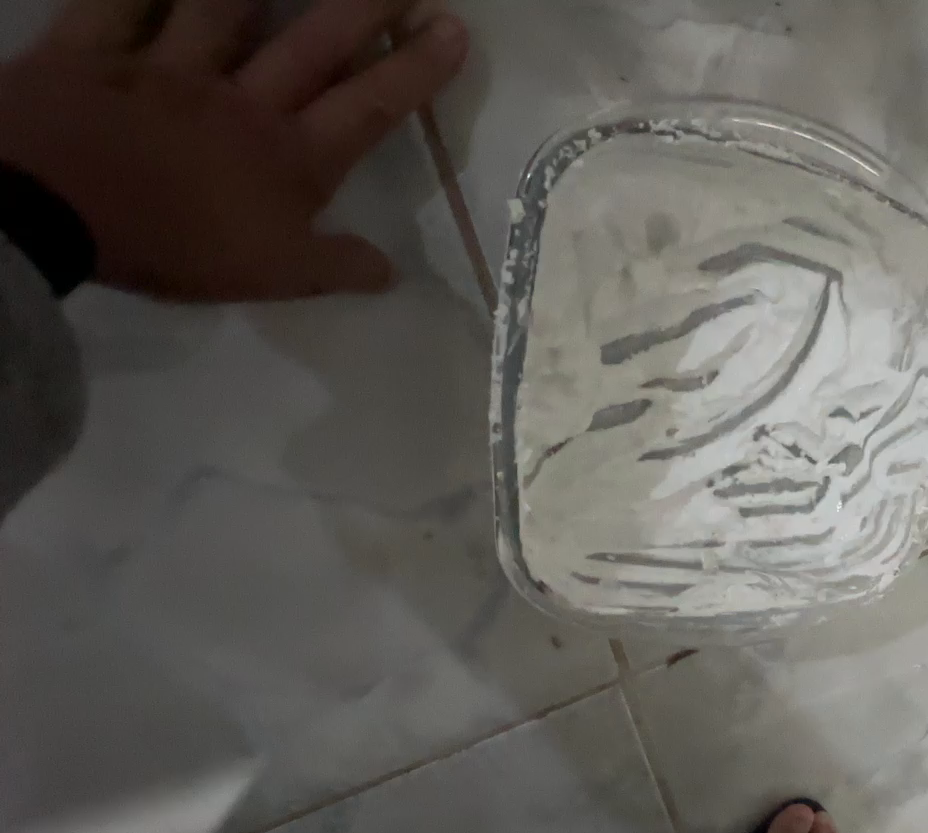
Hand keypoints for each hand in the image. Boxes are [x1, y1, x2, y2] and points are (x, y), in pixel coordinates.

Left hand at [0, 0, 467, 300]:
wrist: (41, 212)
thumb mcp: (282, 276)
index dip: (416, 68)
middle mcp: (243, 101)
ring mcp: (165, 68)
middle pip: (313, 44)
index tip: (452, 31)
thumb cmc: (180, 246)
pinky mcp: (89, 52)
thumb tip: (392, 269)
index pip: (372, 106)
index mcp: (295, 156)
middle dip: (363, 8)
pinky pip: (117, 2)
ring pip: (220, 8)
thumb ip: (342, 267)